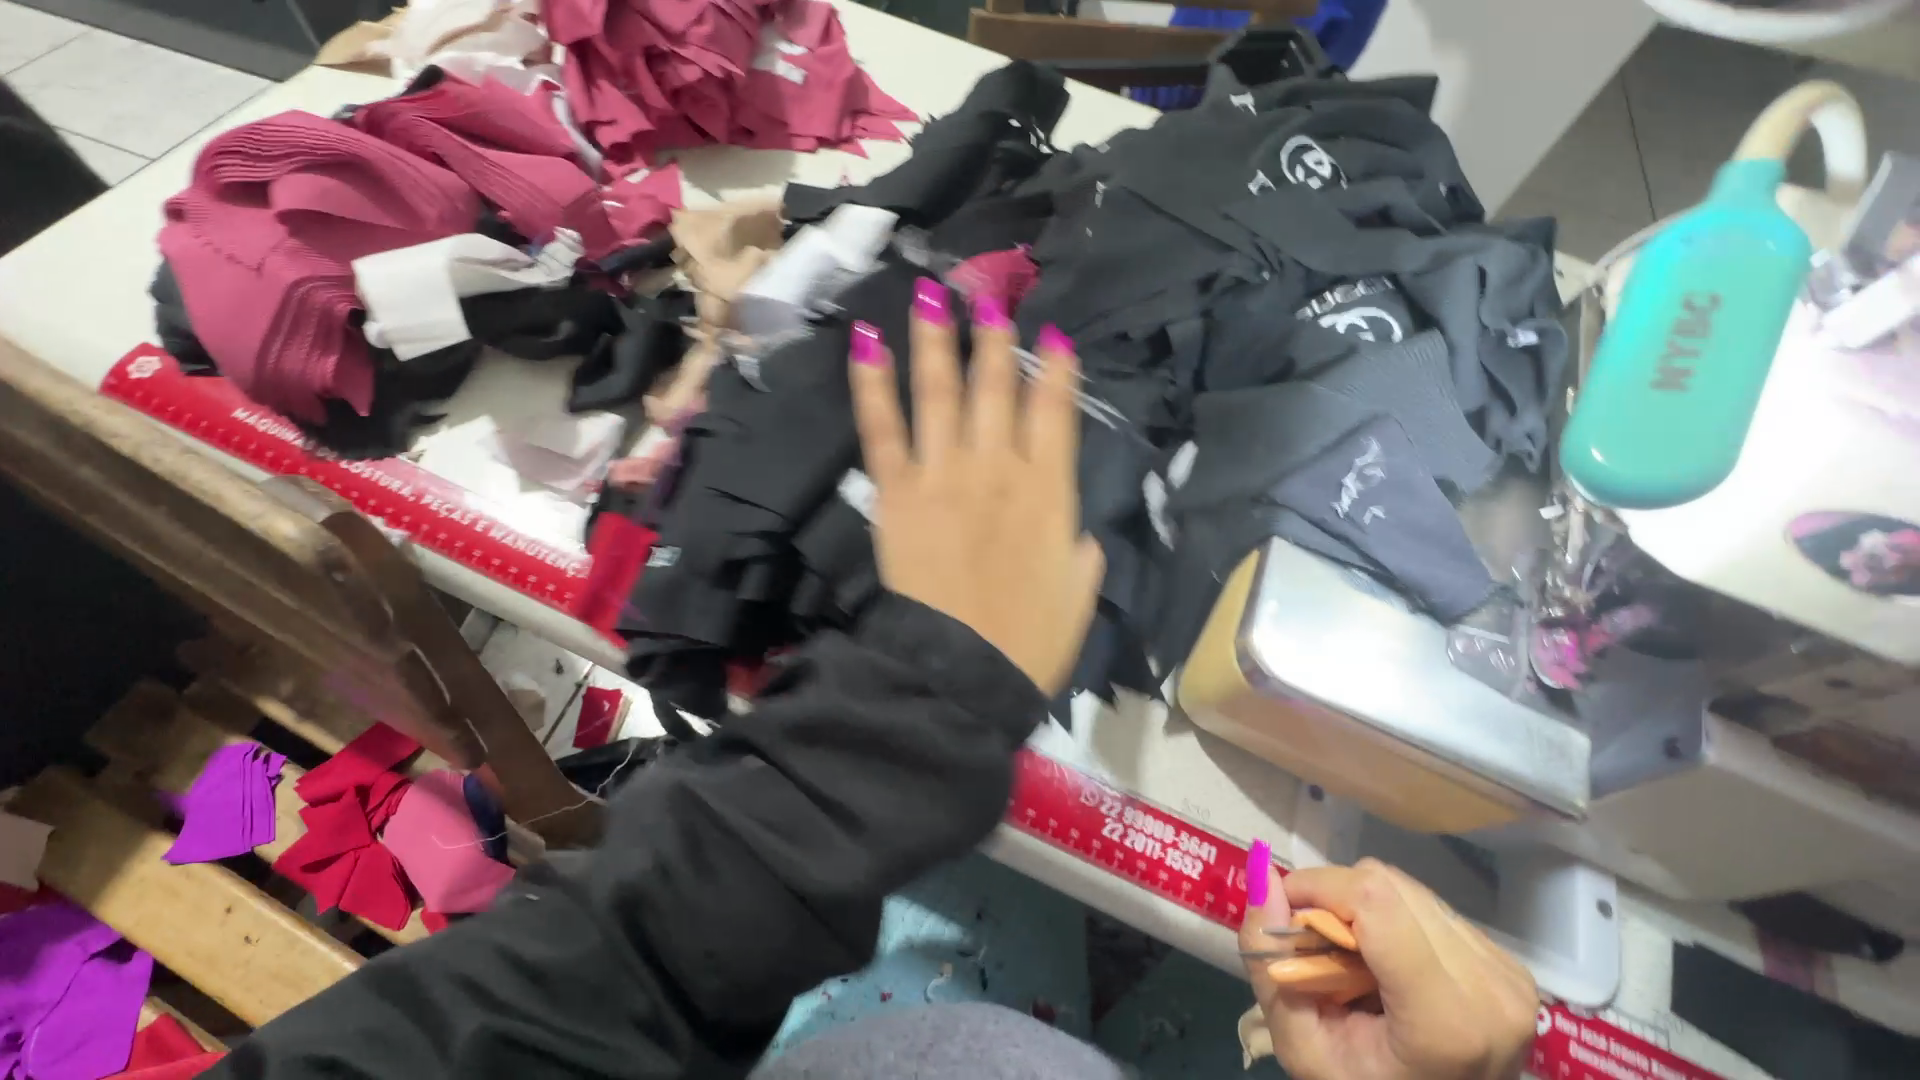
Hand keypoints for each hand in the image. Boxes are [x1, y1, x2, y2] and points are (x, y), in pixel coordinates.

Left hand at [848, 278, 1103, 695]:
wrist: (962, 670)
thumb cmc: (1030, 638)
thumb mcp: (1080, 589)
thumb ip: (1081, 546)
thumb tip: (1075, 525)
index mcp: (1049, 491)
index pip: (1056, 412)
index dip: (1057, 370)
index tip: (1053, 336)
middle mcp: (997, 467)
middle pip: (997, 388)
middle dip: (994, 338)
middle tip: (989, 297)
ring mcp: (943, 474)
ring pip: (941, 393)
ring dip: (937, 340)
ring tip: (935, 294)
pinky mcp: (896, 492)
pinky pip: (882, 428)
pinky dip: (872, 384)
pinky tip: (865, 342)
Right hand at [1241, 858, 1539, 1079]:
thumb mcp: (1300, 1048)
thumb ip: (1270, 963)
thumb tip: (1263, 876)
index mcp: (1446, 1020)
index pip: (1373, 898)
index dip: (1317, 887)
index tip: (1286, 913)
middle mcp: (1490, 988)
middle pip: (1386, 886)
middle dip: (1335, 901)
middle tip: (1318, 949)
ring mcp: (1509, 977)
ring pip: (1407, 888)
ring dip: (1364, 909)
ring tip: (1355, 963)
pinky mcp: (1513, 969)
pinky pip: (1431, 906)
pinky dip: (1395, 921)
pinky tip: (1390, 967)